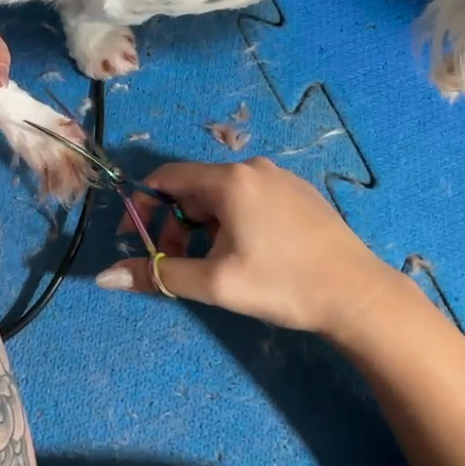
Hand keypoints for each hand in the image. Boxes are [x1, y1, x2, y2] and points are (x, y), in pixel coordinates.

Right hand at [94, 158, 408, 333]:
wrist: (360, 297)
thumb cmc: (282, 284)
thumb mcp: (214, 283)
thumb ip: (157, 274)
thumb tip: (104, 277)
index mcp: (230, 180)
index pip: (167, 178)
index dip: (143, 207)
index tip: (136, 240)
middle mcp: (254, 168)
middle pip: (194, 190)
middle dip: (175, 226)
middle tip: (176, 264)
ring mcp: (281, 179)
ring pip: (222, 198)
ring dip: (203, 228)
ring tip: (212, 266)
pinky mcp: (300, 195)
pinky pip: (249, 200)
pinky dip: (232, 223)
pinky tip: (246, 256)